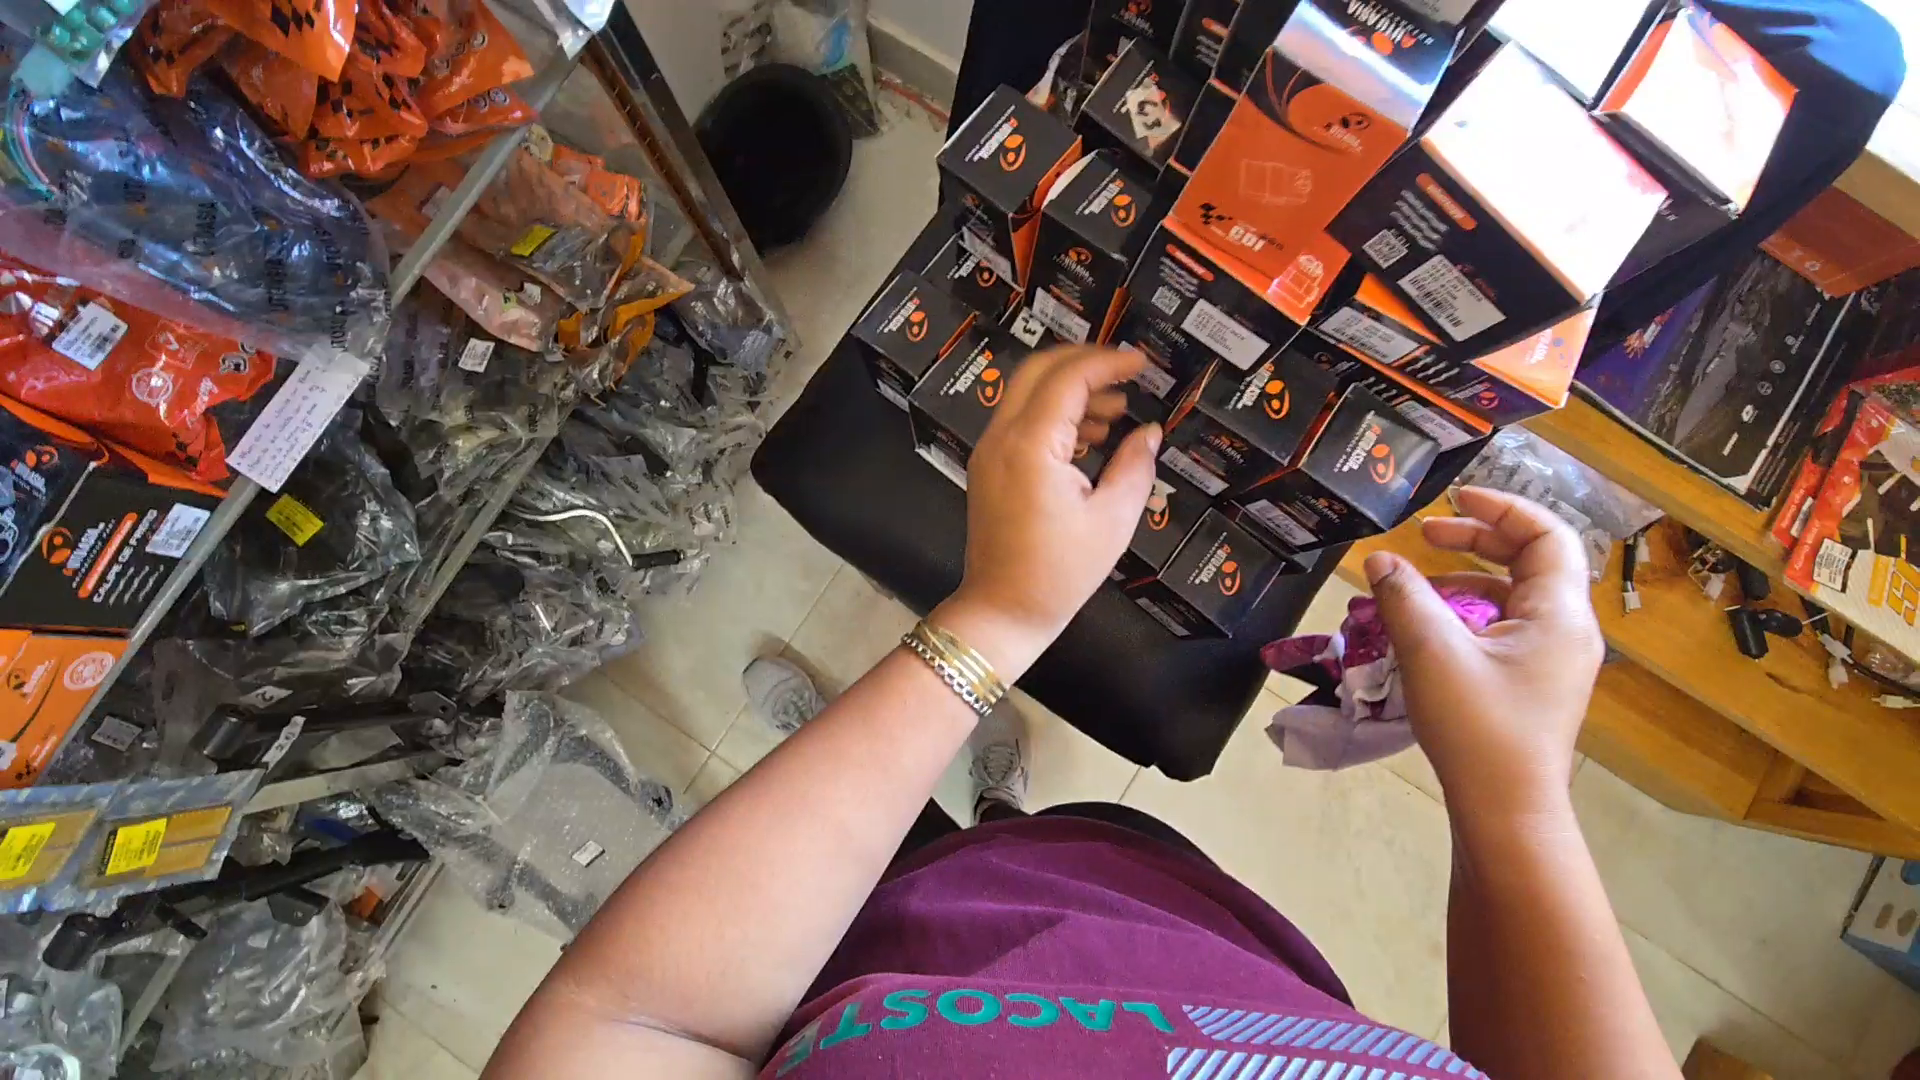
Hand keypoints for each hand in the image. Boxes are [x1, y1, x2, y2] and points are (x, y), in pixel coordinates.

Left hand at [931, 347, 1160, 677]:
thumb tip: (1149, 432)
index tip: (1143, 364)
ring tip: (1115, 415)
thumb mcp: (1112, 520)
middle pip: (1038, 370)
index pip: (1068, 378)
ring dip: (1069, 391)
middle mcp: (1001, 438)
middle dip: (1084, 363)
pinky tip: (1089, 438)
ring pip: (1026, 393)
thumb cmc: (1060, 573)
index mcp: (1030, 446)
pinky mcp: (987, 467)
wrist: (1004, 609)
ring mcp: (988, 451)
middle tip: (1126, 375)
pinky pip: (1019, 421)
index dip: (1108, 362)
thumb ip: (1134, 466)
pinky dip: (1052, 415)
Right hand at [1363, 487, 1603, 823]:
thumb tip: (1378, 560)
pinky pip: (1501, 625)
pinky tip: (1425, 626)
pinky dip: (1463, 611)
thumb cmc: (1476, 726)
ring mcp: (1551, 658)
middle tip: (1424, 536)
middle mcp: (1564, 630)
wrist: (1505, 808)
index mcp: (1557, 615)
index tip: (1451, 500)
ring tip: (1413, 585)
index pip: (1546, 536)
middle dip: (1476, 540)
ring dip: (1463, 577)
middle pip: (1530, 561)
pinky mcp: (1531, 680)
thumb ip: (1403, 597)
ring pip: (1512, 594)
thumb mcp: (1431, 652)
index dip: (1501, 509)